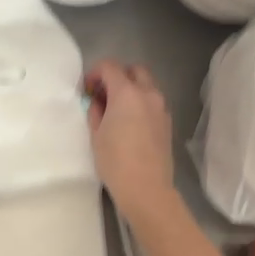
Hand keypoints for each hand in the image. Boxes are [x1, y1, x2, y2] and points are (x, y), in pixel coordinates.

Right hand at [83, 59, 176, 220]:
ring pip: (147, 85)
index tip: (87, 89)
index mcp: (127, 93)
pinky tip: (130, 122)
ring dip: (131, 88)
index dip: (95, 73)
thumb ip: (95, 111)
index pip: (110, 67)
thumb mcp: (96, 135)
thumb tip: (98, 102)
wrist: (146, 188)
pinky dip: (141, 102)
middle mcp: (148, 94)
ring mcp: (161, 108)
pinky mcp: (167, 122)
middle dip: (117, 76)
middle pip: (134, 70)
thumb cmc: (115, 161)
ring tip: (116, 109)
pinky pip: (153, 101)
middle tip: (103, 94)